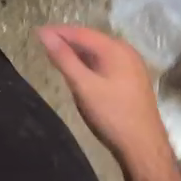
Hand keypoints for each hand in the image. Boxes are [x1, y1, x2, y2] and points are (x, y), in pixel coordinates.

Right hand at [39, 25, 170, 166]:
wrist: (144, 148)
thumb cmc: (112, 115)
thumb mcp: (83, 86)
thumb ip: (63, 58)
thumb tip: (44, 33)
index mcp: (115, 49)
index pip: (80, 32)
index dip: (57, 32)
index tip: (36, 33)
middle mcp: (126, 52)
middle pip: (90, 40)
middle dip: (67, 40)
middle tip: (44, 45)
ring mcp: (132, 66)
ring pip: (99, 52)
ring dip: (78, 53)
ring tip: (57, 57)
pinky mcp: (133, 80)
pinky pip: (106, 63)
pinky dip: (89, 63)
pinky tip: (80, 72)